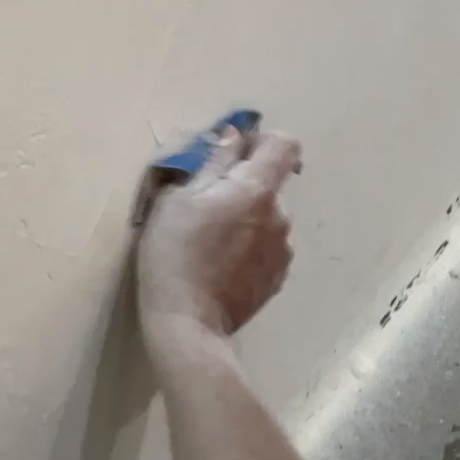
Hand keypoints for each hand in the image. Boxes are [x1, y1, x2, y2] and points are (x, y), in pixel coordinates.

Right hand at [137, 127, 303, 339]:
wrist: (189, 323)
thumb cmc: (174, 253)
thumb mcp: (179, 199)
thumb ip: (212, 163)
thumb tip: (233, 136)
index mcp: (257, 189)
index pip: (285, 145)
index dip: (262, 141)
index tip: (234, 153)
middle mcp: (280, 215)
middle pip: (271, 184)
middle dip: (243, 186)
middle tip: (205, 206)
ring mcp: (283, 250)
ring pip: (267, 217)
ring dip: (247, 219)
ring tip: (212, 242)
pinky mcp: (278, 278)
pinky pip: (267, 247)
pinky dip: (249, 247)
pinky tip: (221, 265)